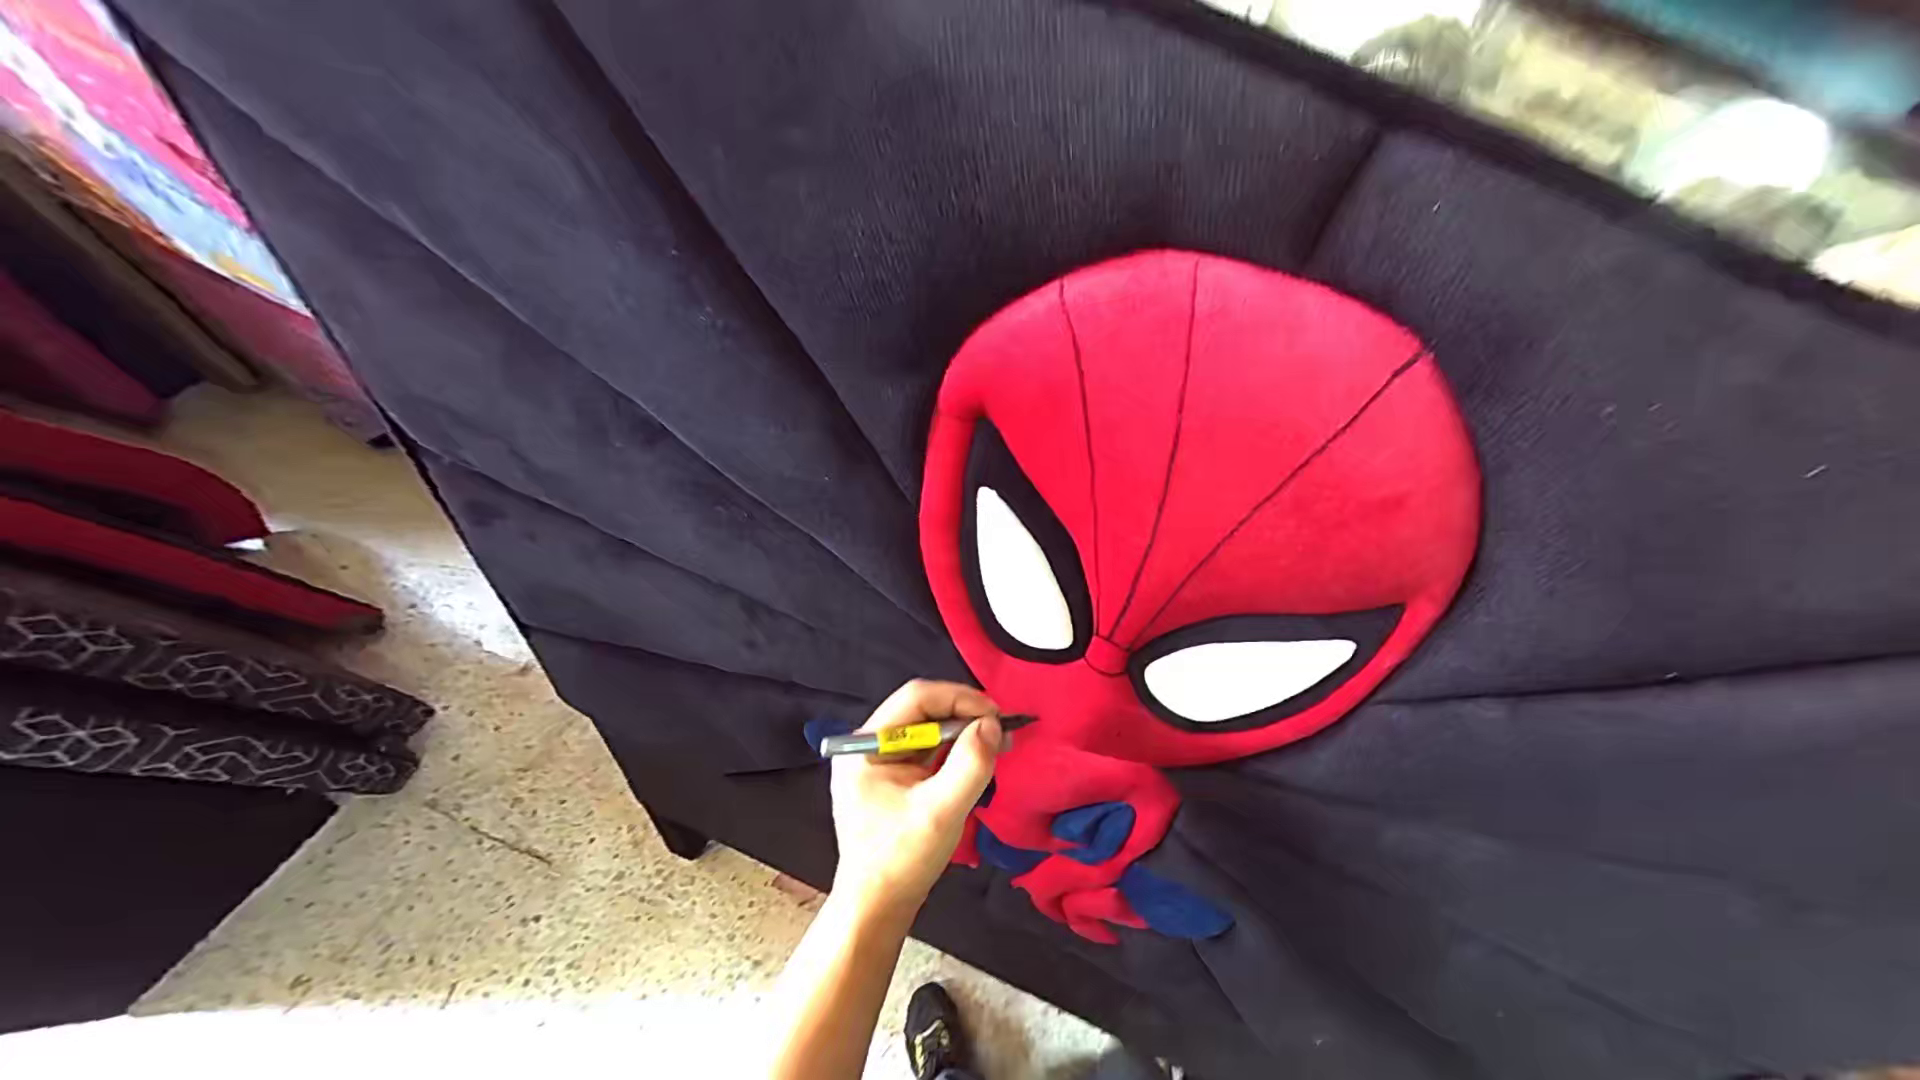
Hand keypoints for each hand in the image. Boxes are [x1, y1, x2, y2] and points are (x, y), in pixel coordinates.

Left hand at [829, 680, 1002, 917]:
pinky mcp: (893, 778)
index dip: (958, 698)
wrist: (876, 909)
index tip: (994, 714)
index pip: (916, 698)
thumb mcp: (942, 812)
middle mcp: (868, 746)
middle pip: (922, 710)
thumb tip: (992, 725)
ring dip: (962, 732)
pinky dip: (955, 750)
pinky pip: (928, 750)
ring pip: (928, 728)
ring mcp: (880, 762)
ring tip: (996, 743)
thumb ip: (970, 764)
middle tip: (1000, 730)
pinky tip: (977, 759)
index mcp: (866, 746)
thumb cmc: (902, 861)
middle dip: (963, 714)